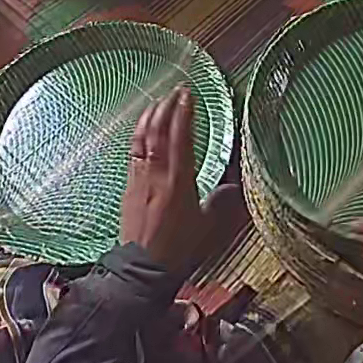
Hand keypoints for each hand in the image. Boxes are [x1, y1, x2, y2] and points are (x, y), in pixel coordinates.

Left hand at [119, 86, 203, 270]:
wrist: (142, 270)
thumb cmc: (179, 249)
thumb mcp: (208, 225)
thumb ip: (221, 201)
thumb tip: (233, 185)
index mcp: (179, 181)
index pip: (181, 138)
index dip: (184, 114)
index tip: (189, 95)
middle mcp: (157, 175)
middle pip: (159, 132)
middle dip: (166, 108)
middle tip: (175, 91)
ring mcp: (140, 180)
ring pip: (142, 140)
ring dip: (150, 118)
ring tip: (158, 102)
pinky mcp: (128, 187)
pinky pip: (133, 154)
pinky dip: (139, 136)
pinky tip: (142, 130)